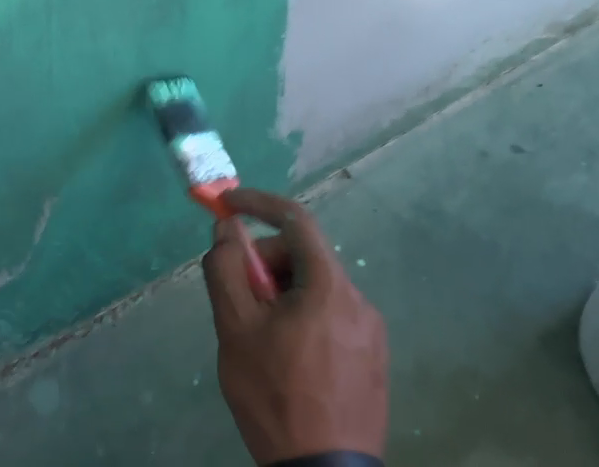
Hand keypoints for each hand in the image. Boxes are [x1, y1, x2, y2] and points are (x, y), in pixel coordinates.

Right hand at [203, 189, 388, 464]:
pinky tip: (285, 357)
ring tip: (259, 338)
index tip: (226, 206)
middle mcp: (358, 300)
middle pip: (303, 257)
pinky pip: (330, 316)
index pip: (295, 219)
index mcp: (329, 286)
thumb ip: (227, 269)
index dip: (257, 203)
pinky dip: (301, 317)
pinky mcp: (373, 358)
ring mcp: (371, 332)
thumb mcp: (236, 328)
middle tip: (239, 300)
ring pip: (315, 288)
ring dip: (280, 294)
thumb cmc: (275, 395)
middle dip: (264, 265)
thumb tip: (227, 230)